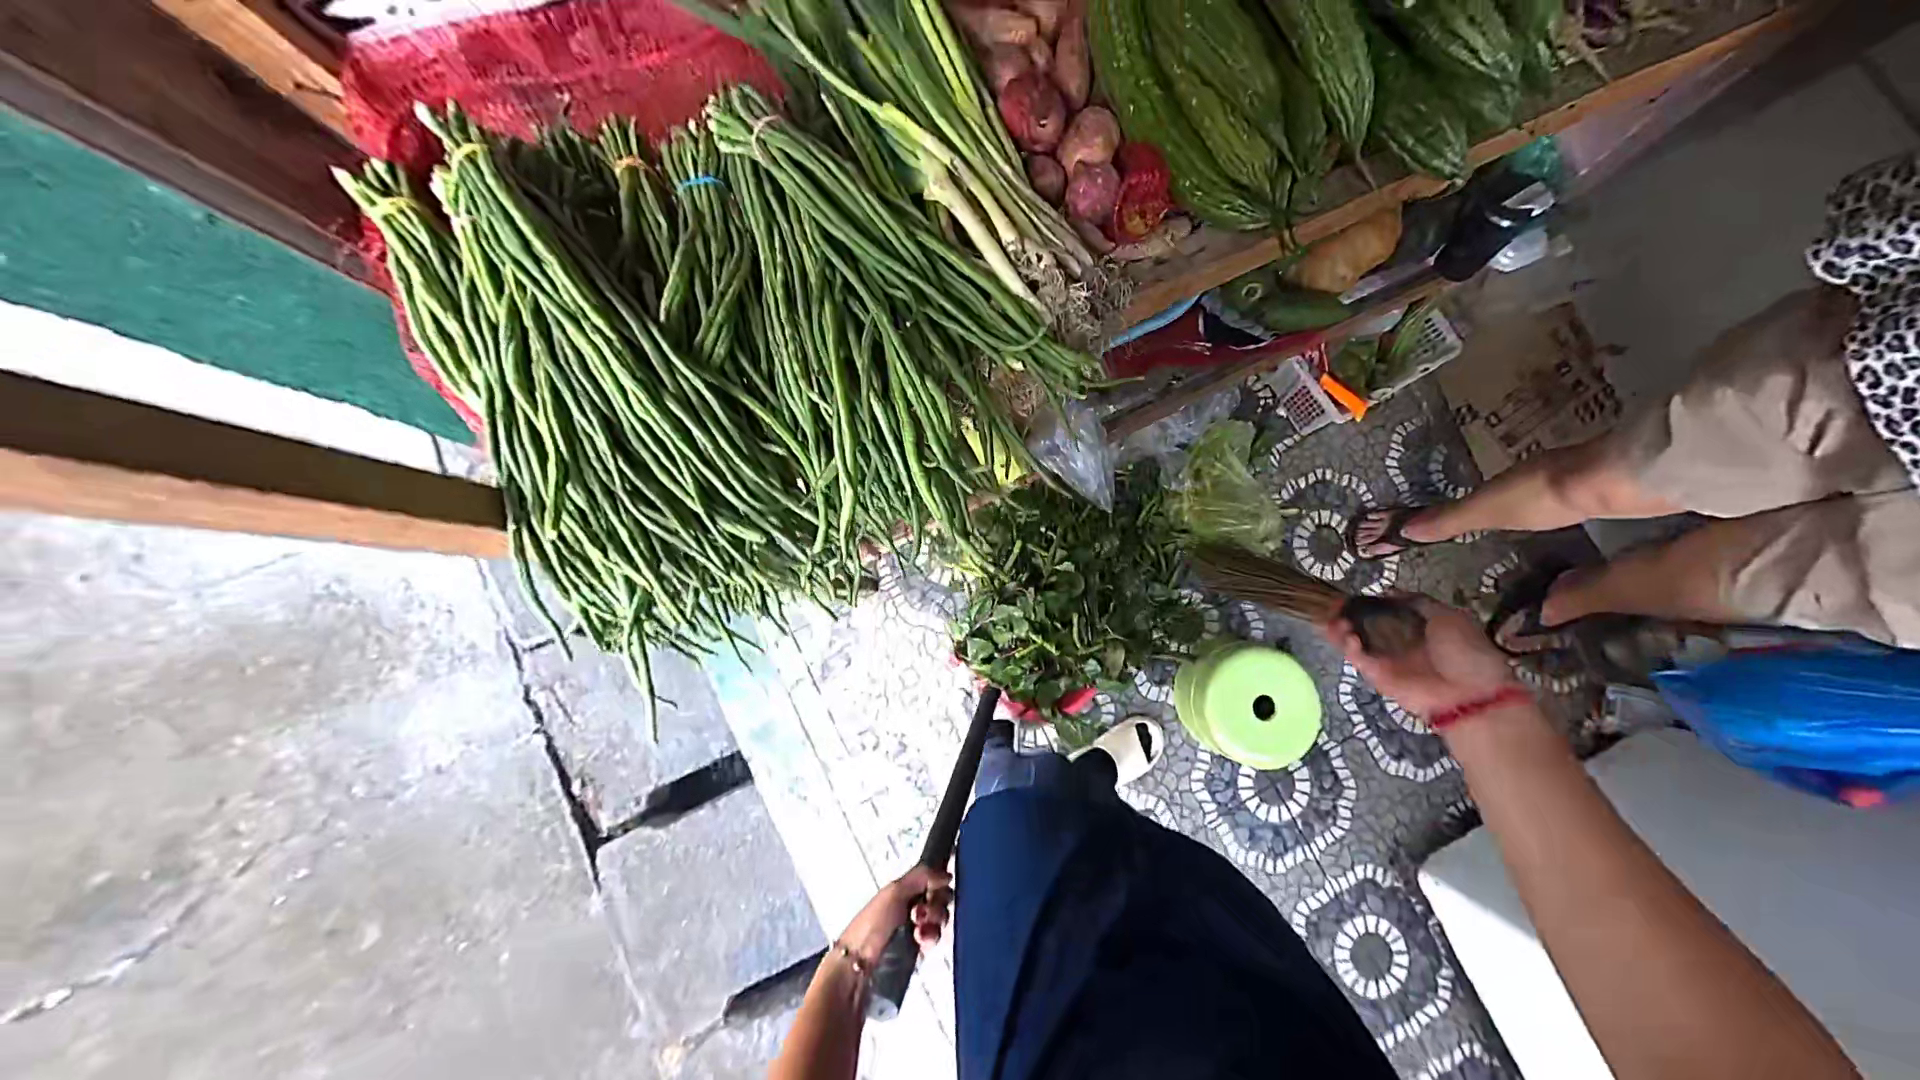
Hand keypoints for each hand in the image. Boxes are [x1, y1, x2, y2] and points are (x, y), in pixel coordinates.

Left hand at [837, 865, 953, 965]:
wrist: (861, 963)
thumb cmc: (875, 921)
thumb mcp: (895, 891)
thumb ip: (921, 877)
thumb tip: (948, 875)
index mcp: (904, 889)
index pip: (933, 880)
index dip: (937, 883)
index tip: (933, 889)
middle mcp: (913, 905)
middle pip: (941, 898)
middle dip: (936, 904)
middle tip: (921, 913)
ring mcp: (917, 927)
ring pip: (940, 919)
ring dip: (934, 921)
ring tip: (918, 930)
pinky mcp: (919, 949)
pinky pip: (935, 938)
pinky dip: (931, 937)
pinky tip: (920, 941)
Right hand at [1325, 596, 1521, 720]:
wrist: (1471, 695)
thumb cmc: (1466, 652)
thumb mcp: (1448, 616)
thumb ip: (1417, 601)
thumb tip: (1388, 591)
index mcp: (1418, 630)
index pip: (1385, 614)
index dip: (1368, 604)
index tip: (1354, 595)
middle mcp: (1399, 644)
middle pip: (1364, 628)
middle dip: (1347, 616)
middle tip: (1335, 606)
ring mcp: (1387, 661)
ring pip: (1355, 643)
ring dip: (1341, 631)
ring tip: (1336, 621)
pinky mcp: (1378, 677)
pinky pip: (1358, 660)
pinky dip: (1349, 648)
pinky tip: (1349, 638)